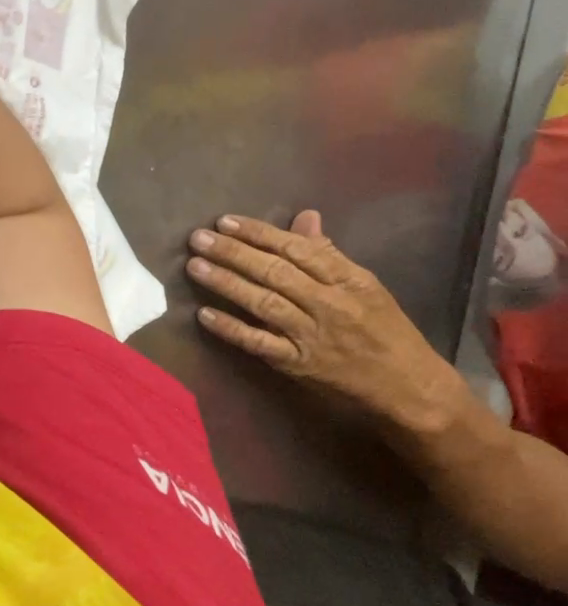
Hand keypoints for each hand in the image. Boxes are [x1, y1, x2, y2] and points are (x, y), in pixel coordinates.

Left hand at [184, 211, 464, 434]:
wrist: (412, 389)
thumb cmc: (385, 331)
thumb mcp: (365, 288)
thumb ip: (328, 254)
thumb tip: (304, 217)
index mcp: (351, 282)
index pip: (299, 251)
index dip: (260, 234)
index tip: (224, 221)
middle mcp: (332, 305)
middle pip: (277, 274)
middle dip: (234, 253)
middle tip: (197, 238)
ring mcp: (313, 335)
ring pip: (265, 303)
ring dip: (227, 284)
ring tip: (194, 266)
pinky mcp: (299, 364)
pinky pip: (259, 343)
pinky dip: (231, 328)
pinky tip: (204, 315)